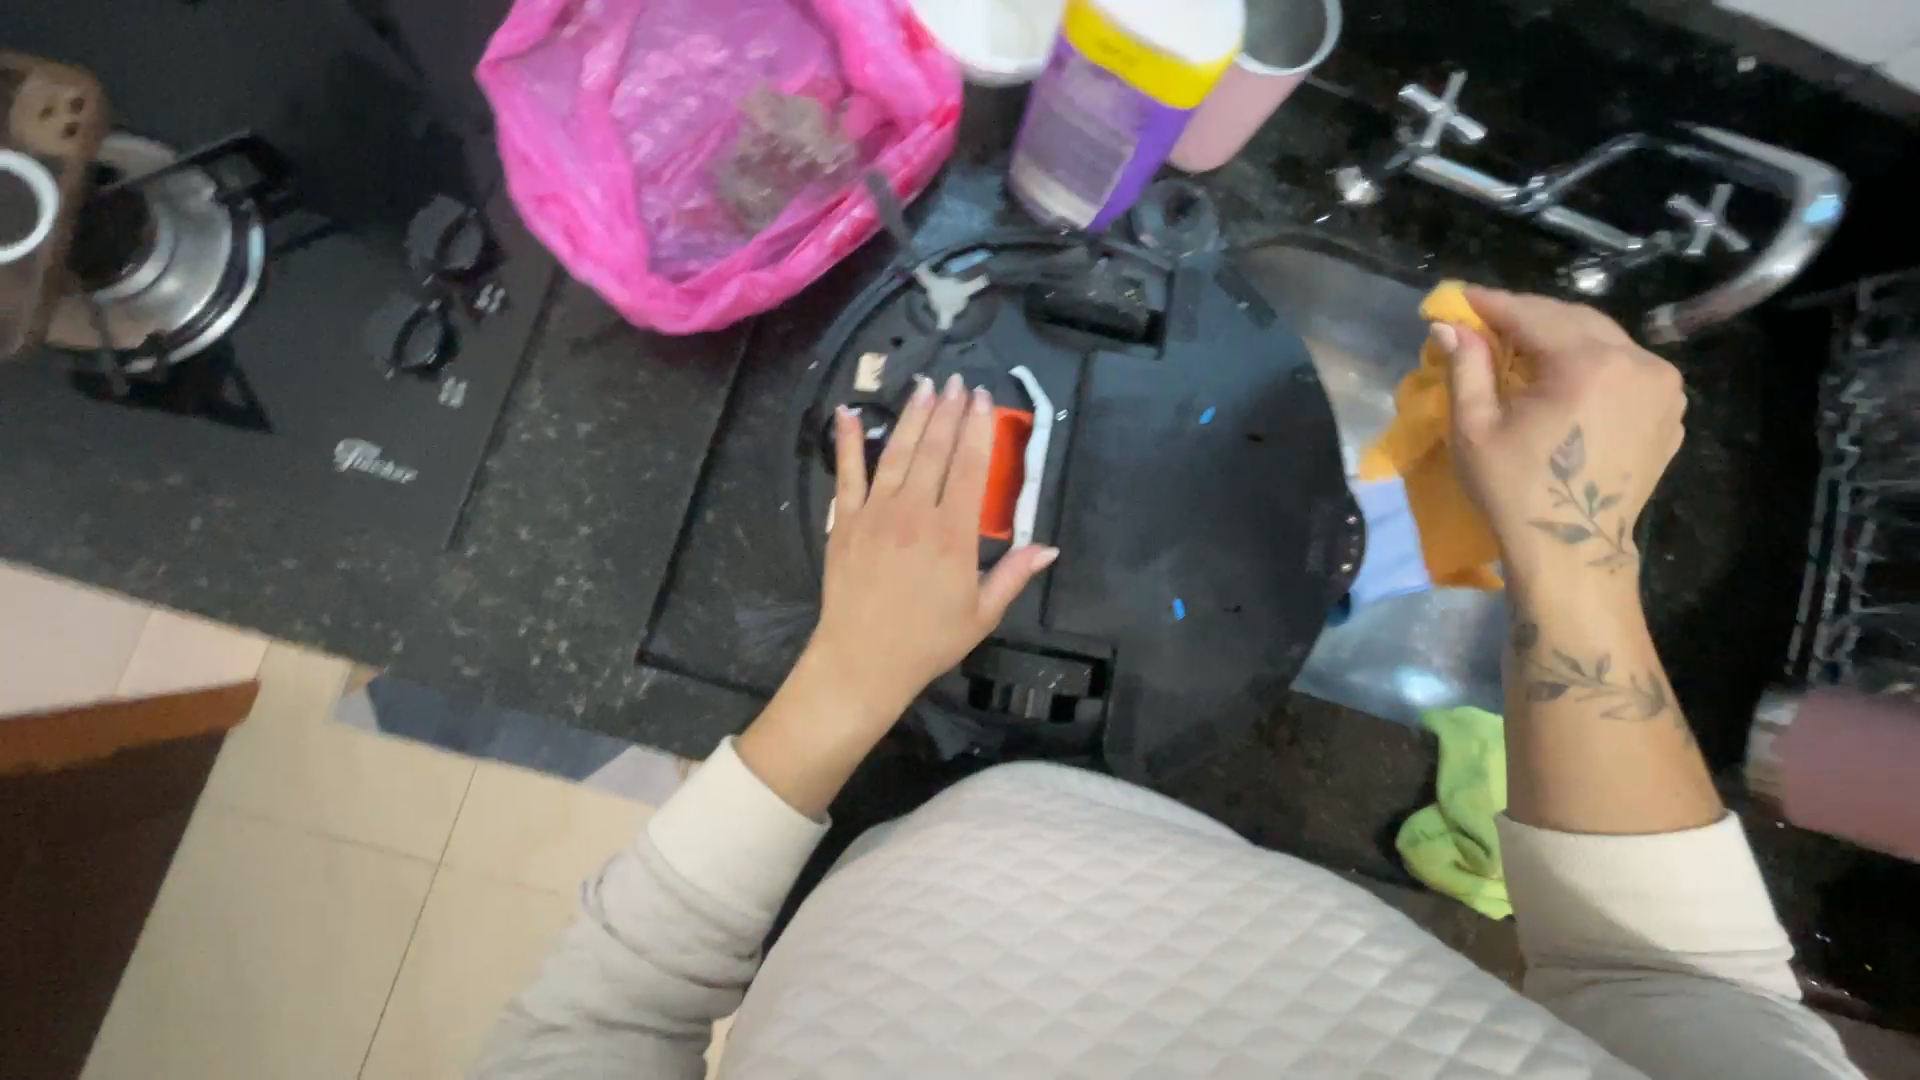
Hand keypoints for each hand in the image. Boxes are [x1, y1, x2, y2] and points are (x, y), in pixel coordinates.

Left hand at [807, 373, 1058, 724]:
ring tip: (925, 387)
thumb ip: (1013, 575)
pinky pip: (846, 475)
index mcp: (952, 533)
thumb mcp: (982, 614)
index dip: (978, 430)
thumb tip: (1049, 547)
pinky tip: (849, 413)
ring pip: (897, 454)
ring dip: (912, 417)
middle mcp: (914, 512)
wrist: (863, 660)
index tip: (984, 400)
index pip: (970, 468)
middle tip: (958, 382)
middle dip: (948, 412)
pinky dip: (848, 442)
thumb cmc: (927, 641)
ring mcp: (875, 513)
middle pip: (935, 451)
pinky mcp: (845, 522)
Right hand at [1436, 287, 1685, 582]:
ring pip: (1605, 342)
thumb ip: (1467, 369)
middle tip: (1485, 321)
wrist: (1572, 548)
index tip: (1459, 298)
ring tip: (1521, 350)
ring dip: (1561, 338)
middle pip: (1576, 320)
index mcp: (1588, 364)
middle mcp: (1639, 362)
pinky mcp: (1671, 410)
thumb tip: (1449, 327)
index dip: (1493, 304)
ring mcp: (1664, 387)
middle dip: (1528, 317)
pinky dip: (1591, 365)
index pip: (1535, 315)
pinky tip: (1561, 382)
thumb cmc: (1512, 488)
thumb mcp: (1475, 428)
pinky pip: (1627, 370)